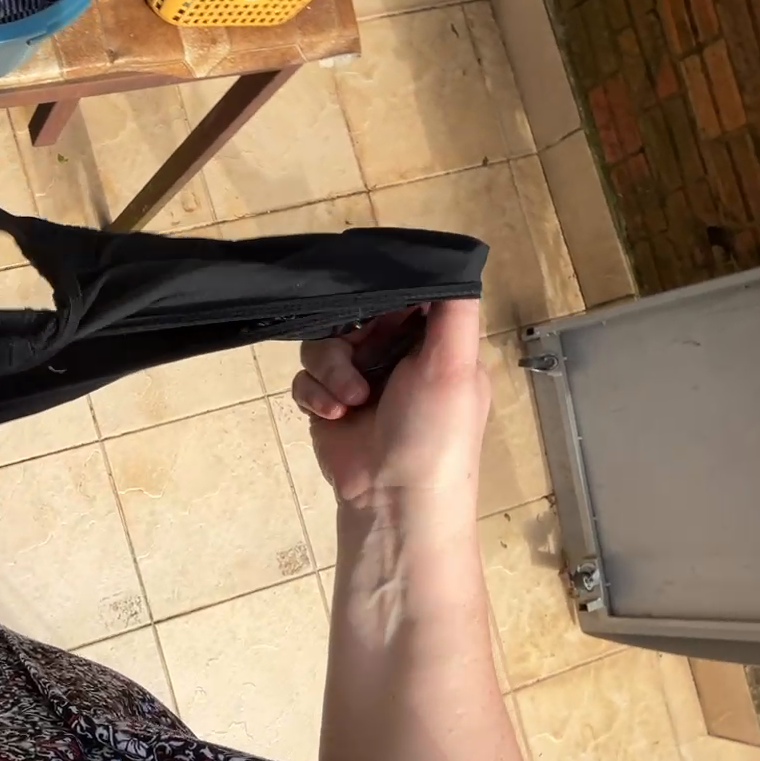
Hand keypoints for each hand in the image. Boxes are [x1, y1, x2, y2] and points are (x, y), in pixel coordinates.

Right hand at [291, 300, 489, 519]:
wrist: (392, 495)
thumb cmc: (434, 431)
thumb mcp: (456, 364)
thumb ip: (452, 309)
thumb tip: (447, 264)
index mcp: (431, 345)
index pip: (399, 300)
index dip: (382, 301)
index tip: (375, 313)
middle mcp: (392, 359)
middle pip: (351, 319)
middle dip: (348, 344)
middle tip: (360, 368)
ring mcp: (355, 382)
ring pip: (321, 348)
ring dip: (329, 373)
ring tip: (347, 402)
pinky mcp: (324, 405)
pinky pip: (303, 380)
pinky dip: (313, 395)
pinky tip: (331, 414)